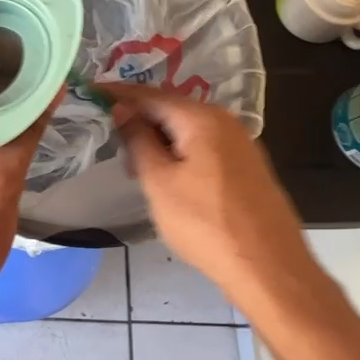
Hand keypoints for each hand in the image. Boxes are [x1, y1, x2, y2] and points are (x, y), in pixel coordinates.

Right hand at [102, 82, 310, 289]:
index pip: (150, 95)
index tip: (90, 92)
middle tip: (108, 134)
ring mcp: (241, 145)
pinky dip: (179, 152)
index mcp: (202, 119)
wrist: (268, 268)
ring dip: (158, 138)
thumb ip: (138, 140)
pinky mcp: (247, 168)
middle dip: (139, 118)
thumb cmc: (205, 224)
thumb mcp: (159, 182)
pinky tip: (166, 175)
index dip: (118, 93)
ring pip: (188, 130)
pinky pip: (204, 147)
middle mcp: (225, 122)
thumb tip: (123, 109)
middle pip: (172, 109)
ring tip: (133, 162)